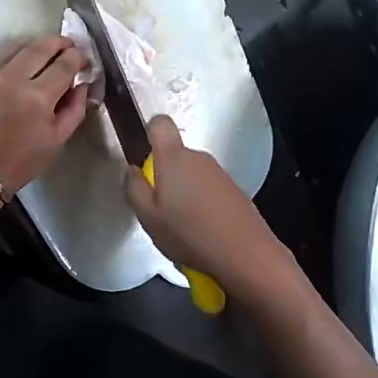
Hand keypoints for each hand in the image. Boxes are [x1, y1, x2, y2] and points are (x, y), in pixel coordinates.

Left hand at [0, 36, 88, 191]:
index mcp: (38, 98)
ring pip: (18, 49)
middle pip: (40, 47)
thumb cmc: (20, 163)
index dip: (78, 57)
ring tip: (48, 51)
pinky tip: (23, 66)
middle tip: (69, 45)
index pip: (64, 65)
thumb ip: (74, 109)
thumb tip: (82, 85)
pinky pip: (0, 61)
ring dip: (36, 46)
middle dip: (58, 43)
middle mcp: (13, 80)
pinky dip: (16, 58)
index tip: (84, 59)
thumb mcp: (57, 141)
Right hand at [122, 116, 298, 298]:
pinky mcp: (235, 190)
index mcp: (174, 158)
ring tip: (182, 227)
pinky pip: (209, 190)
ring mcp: (220, 173)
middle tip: (159, 210)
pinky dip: (202, 205)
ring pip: (192, 175)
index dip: (149, 133)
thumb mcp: (148, 217)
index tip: (144, 158)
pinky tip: (202, 232)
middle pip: (175, 155)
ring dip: (184, 194)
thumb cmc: (189, 233)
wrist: (245, 253)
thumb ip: (134, 188)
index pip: (160, 123)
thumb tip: (131, 169)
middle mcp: (199, 158)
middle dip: (165, 176)